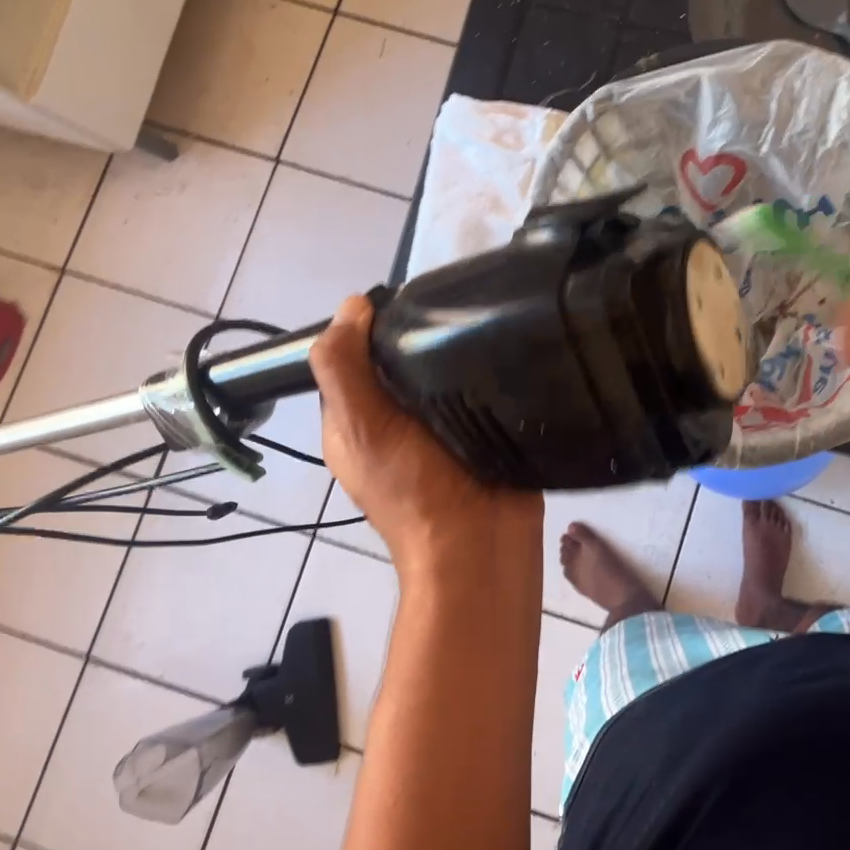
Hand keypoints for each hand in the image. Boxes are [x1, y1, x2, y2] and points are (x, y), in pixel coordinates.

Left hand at [310, 296, 542, 580]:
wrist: (482, 546)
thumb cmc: (415, 489)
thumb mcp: (361, 427)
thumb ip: (344, 368)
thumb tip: (353, 304)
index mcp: (356, 421)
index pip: (355, 358)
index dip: (372, 328)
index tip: (407, 303)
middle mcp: (395, 423)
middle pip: (402, 363)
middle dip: (422, 336)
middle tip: (454, 310)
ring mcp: (442, 431)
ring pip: (445, 375)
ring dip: (461, 353)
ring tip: (485, 324)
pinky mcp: (484, 433)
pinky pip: (483, 392)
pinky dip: (490, 375)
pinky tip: (506, 355)